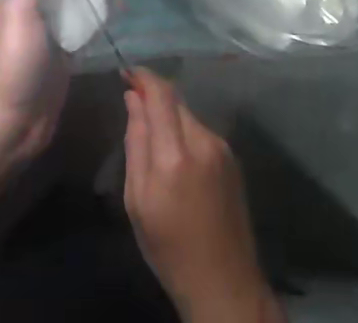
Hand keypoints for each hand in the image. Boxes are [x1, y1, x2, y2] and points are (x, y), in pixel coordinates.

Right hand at [123, 69, 277, 322]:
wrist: (225, 286)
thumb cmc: (168, 245)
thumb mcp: (137, 196)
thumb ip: (135, 141)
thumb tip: (132, 99)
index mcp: (176, 154)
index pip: (161, 93)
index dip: (142, 75)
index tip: (124, 71)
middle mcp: (205, 143)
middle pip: (176, 101)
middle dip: (153, 96)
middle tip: (131, 105)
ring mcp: (224, 152)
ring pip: (189, 115)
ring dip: (168, 115)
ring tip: (150, 136)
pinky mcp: (233, 163)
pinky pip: (201, 132)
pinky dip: (183, 131)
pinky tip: (173, 155)